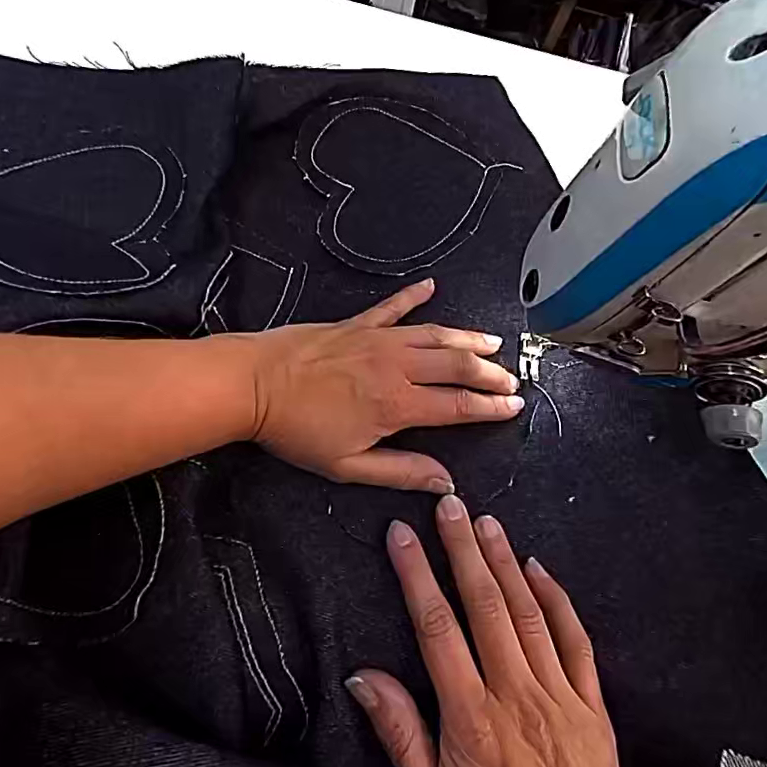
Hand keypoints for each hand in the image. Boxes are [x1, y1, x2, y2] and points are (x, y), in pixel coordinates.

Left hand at [242, 279, 523, 493]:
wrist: (252, 384)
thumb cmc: (297, 430)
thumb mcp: (347, 466)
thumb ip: (400, 472)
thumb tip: (444, 481)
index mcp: (398, 404)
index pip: (459, 405)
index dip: (492, 407)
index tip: (514, 406)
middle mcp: (398, 366)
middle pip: (457, 366)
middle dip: (491, 372)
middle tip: (512, 378)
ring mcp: (380, 340)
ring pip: (437, 335)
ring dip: (468, 339)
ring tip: (492, 343)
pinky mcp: (359, 324)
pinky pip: (394, 307)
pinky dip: (414, 295)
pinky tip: (431, 285)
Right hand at [346, 496, 622, 766]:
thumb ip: (402, 736)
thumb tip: (365, 680)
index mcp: (473, 722)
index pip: (435, 628)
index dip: (416, 574)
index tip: (402, 537)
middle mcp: (518, 699)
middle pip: (484, 605)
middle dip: (461, 549)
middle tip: (449, 507)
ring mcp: (560, 699)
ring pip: (528, 612)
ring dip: (505, 561)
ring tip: (486, 524)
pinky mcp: (593, 708)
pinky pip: (576, 640)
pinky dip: (556, 599)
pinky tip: (539, 569)